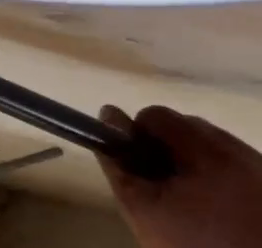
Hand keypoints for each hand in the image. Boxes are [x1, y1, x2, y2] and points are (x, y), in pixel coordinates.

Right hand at [99, 105, 261, 247]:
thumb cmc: (194, 241)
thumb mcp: (141, 205)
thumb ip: (118, 159)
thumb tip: (107, 117)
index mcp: (209, 153)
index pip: (157, 116)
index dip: (139, 136)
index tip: (141, 166)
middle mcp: (244, 154)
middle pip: (189, 128)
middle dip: (170, 148)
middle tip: (166, 184)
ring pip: (215, 147)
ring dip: (198, 162)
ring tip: (196, 198)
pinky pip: (240, 166)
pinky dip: (225, 177)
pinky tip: (225, 207)